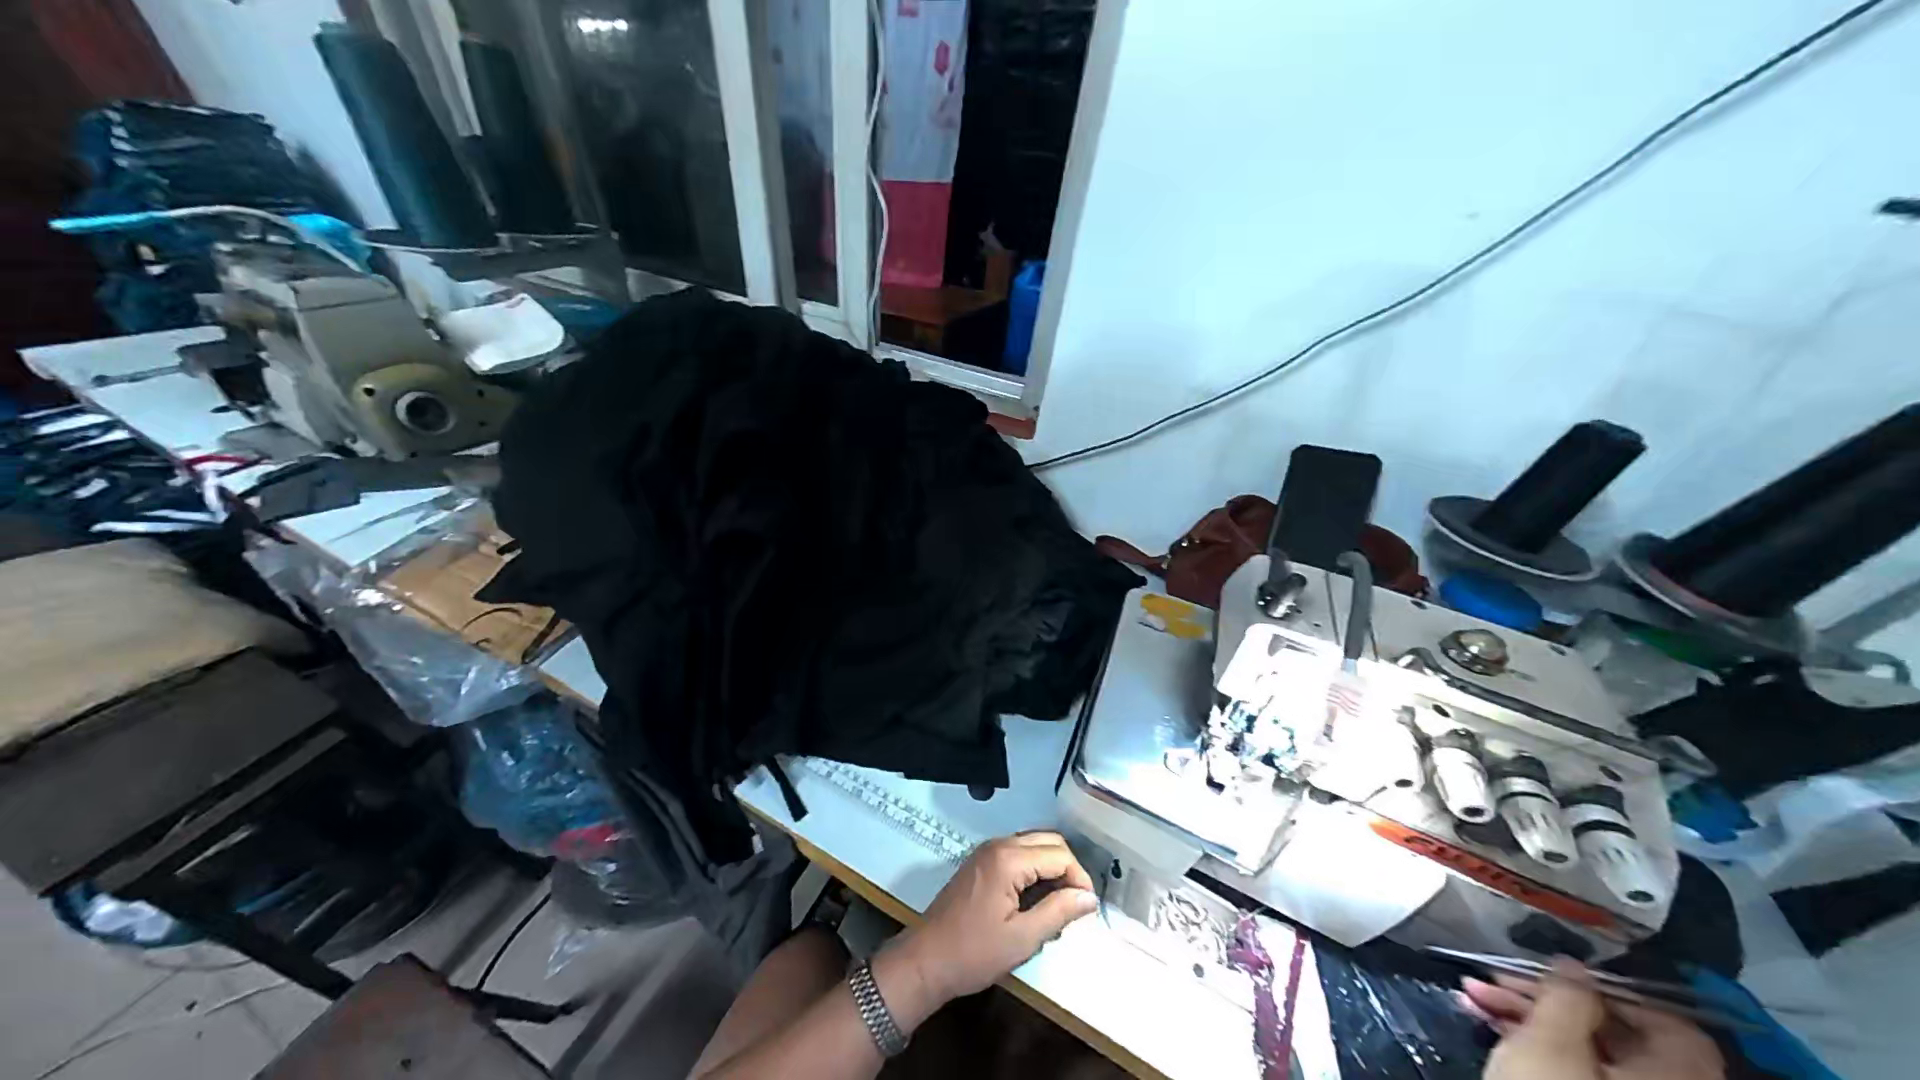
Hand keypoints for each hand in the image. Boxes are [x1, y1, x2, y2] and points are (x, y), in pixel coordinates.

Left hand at [877, 832, 1098, 1010]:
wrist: (926, 960)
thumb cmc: (974, 953)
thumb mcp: (1023, 938)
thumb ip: (1058, 912)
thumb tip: (1089, 897)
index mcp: (1008, 859)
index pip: (1059, 854)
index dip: (1079, 879)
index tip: (1086, 909)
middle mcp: (998, 845)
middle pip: (1048, 841)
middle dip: (1067, 869)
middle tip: (1075, 906)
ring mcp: (986, 852)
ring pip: (1033, 845)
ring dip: (1051, 869)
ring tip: (1057, 907)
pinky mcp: (980, 863)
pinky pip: (1017, 854)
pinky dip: (1033, 871)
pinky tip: (1035, 902)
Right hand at [1460, 959, 1723, 1079]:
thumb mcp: (1548, 1043)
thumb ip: (1565, 997)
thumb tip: (1575, 966)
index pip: (1668, 1022)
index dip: (1610, 990)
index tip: (1550, 973)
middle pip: (1617, 1036)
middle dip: (1546, 1000)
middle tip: (1491, 981)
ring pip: (1590, 1056)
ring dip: (1529, 1019)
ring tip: (1472, 998)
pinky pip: (1577, 1077)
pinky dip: (1538, 1051)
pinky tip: (1489, 1026)